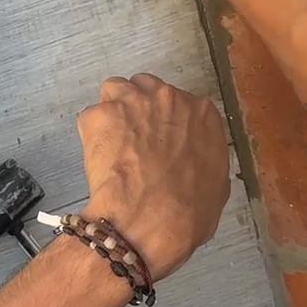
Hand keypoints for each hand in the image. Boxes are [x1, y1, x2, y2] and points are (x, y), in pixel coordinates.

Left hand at [77, 74, 230, 280]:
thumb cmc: (188, 212)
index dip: (164, 120)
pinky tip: (97, 160)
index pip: (179, 102)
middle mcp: (168, 99)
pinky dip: (90, 136)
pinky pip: (90, 118)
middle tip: (131, 137)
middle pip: (145, 87)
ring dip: (112, 111)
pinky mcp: (101, 115)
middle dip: (136, 108)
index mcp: (202, 114)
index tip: (156, 136)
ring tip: (110, 143)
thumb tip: (196, 166)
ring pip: (115, 90)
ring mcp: (133, 102)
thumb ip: (206, 161)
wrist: (152, 219)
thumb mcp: (216, 185)